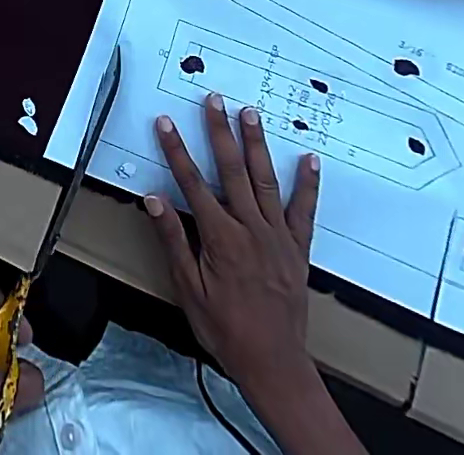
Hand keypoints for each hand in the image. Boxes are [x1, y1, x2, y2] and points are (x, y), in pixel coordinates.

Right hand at [146, 95, 365, 454]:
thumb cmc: (225, 329)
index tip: (167, 123)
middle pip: (231, 170)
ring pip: (265, 180)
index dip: (177, 150)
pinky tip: (309, 160)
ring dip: (256, 144)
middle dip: (219, 131)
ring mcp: (277, 236)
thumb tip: (154, 198)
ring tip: (250, 113)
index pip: (192, 183)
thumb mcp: (188, 288)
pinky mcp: (298, 248)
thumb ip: (173, 239)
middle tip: (214, 101)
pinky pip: (304, 210)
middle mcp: (250, 229)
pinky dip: (308, 184)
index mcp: (220, 238)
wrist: (274, 364)